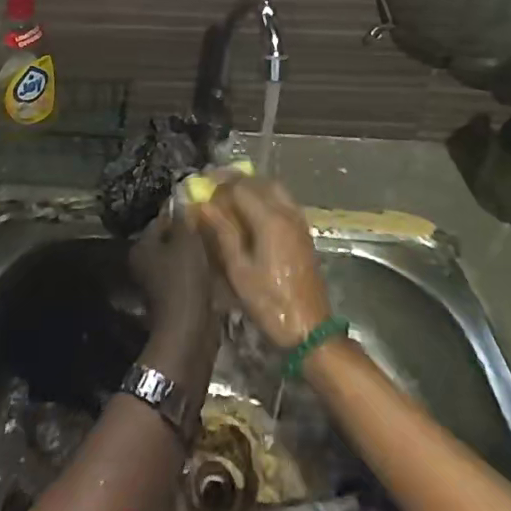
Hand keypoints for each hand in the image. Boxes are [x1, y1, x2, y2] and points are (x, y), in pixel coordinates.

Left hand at [129, 210, 216, 346]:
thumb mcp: (186, 241)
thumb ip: (184, 217)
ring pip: (183, 257)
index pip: (162, 218)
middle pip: (172, 238)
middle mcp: (146, 262)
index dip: (183, 211)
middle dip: (193, 231)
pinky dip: (202, 269)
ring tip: (221, 242)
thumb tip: (182, 195)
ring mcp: (161, 282)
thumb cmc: (184, 279)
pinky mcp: (176, 297)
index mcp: (143, 246)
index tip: (206, 206)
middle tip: (217, 223)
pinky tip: (220, 265)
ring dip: (200, 251)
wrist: (189, 330)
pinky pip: (190, 274)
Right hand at [195, 177, 331, 348]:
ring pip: (273, 189)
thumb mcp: (239, 269)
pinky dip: (264, 197)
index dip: (219, 185)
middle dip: (235, 182)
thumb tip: (203, 205)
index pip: (240, 187)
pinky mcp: (303, 231)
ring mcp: (298, 220)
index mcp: (270, 219)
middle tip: (213, 190)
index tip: (200, 190)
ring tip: (229, 199)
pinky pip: (282, 201)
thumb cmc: (269, 301)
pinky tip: (250, 212)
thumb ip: (222, 231)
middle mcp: (286, 212)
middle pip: (259, 182)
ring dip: (251, 187)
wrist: (309, 328)